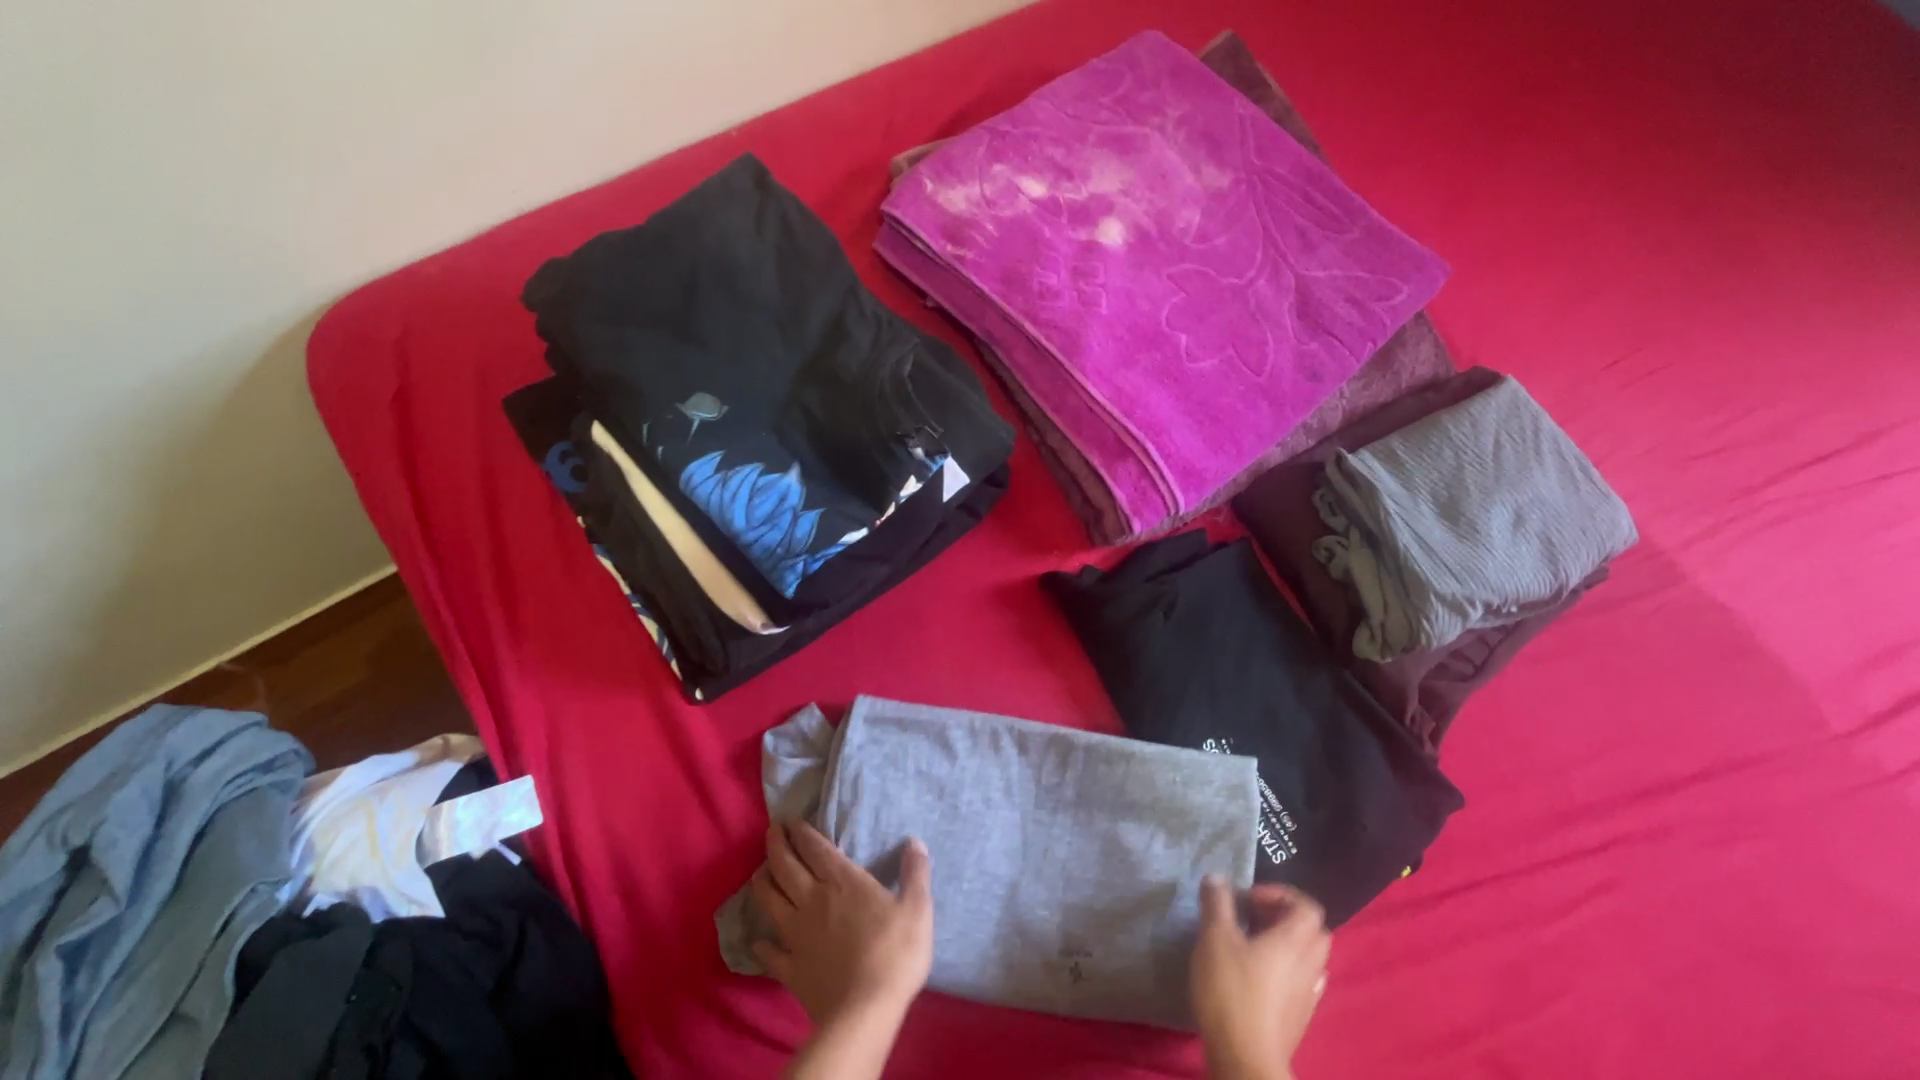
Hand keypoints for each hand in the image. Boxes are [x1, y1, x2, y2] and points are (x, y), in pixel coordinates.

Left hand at [751, 821, 934, 1027]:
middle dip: (775, 845)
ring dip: (761, 883)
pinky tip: (758, 941)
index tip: (790, 820)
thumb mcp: (918, 909)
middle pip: (785, 866)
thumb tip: (915, 842)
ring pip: (769, 901)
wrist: (865, 1010)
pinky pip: (769, 952)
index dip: (801, 832)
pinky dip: (761, 944)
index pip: (815, 848)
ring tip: (758, 873)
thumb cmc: (895, 953)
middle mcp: (812, 900)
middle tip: (771, 832)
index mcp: (842, 882)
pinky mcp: (790, 966)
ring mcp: (796, 934)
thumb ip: (915, 873)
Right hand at [1190, 878, 1331, 1079]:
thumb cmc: (1231, 991)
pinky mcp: (1300, 1018)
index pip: (1307, 906)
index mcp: (1295, 940)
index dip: (1280, 895)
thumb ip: (1217, 904)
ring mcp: (1309, 994)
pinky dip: (1285, 971)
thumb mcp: (1214, 938)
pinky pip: (1301, 983)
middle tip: (1252, 919)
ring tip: (1251, 947)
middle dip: (1285, 919)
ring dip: (1286, 945)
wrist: (1246, 1058)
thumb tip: (1217, 879)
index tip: (1248, 900)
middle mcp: (1310, 964)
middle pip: (1313, 931)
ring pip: (1308, 959)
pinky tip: (1258, 979)